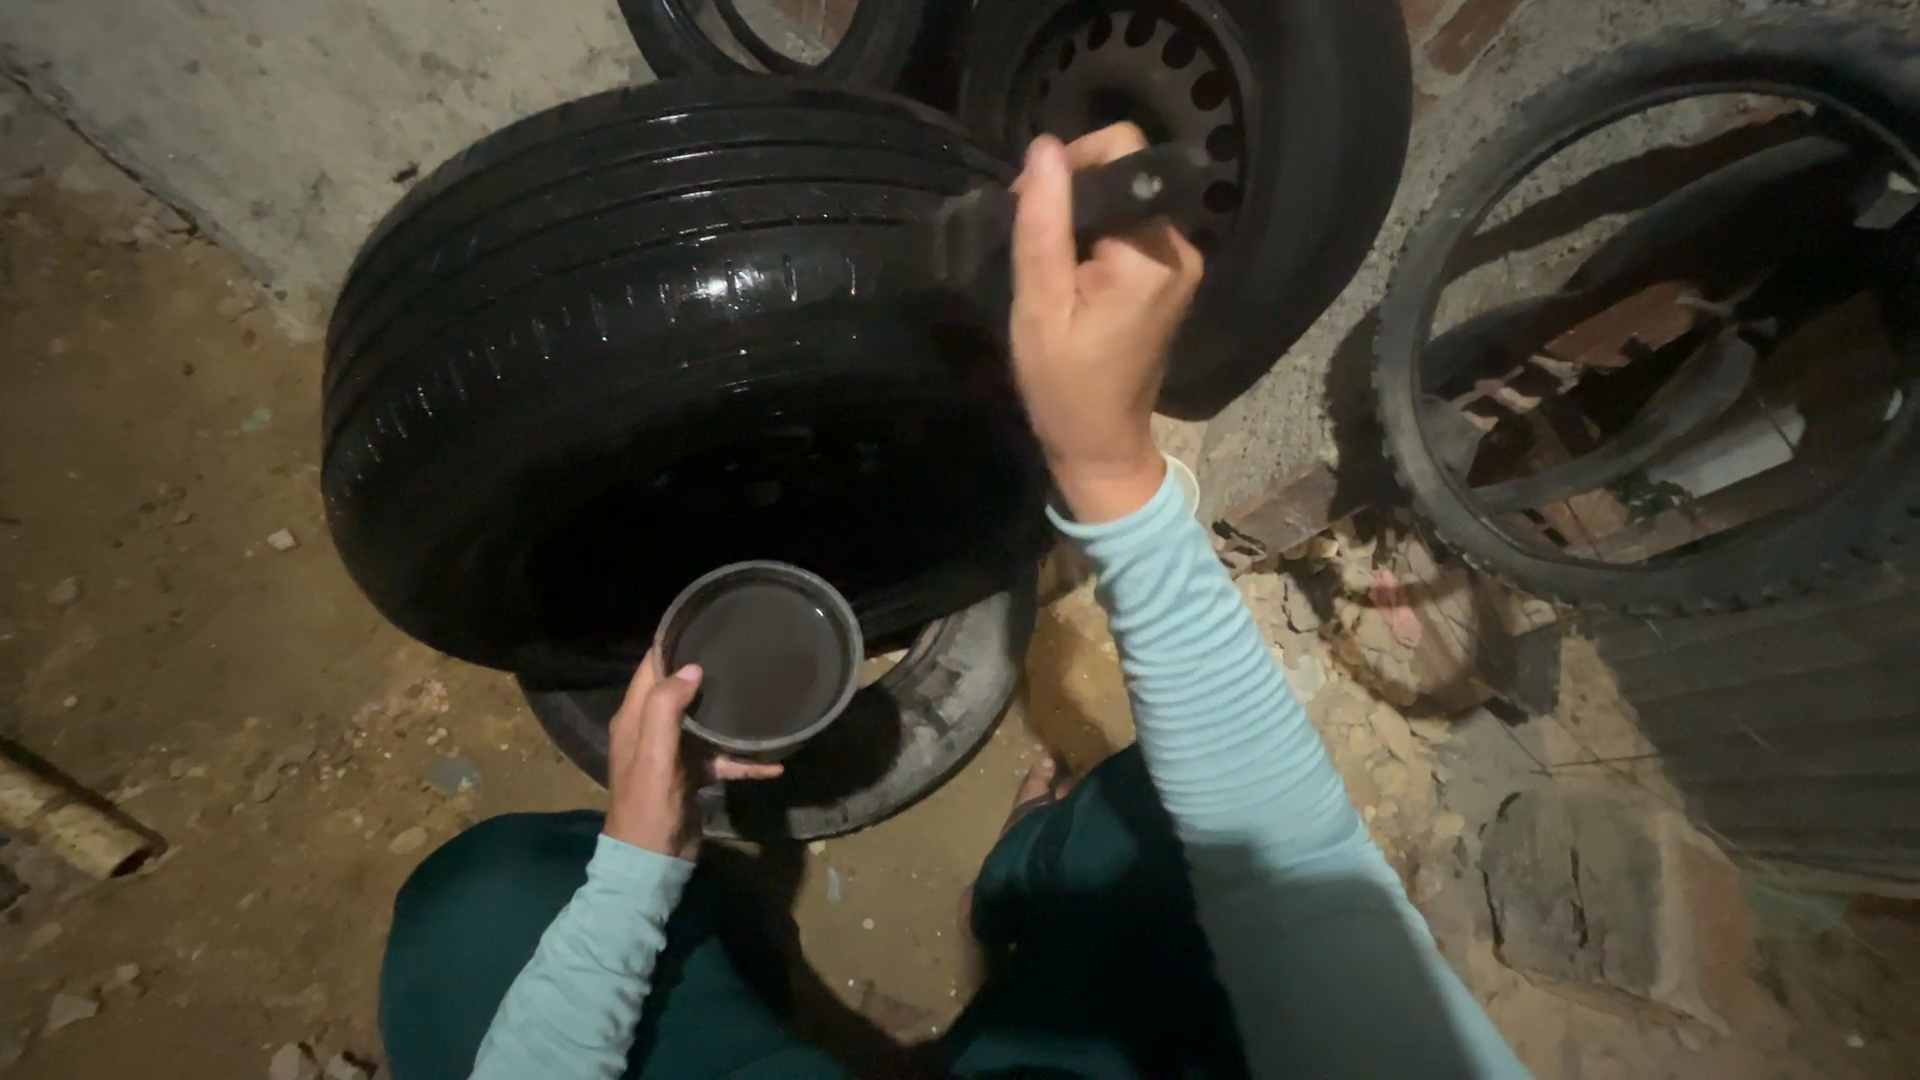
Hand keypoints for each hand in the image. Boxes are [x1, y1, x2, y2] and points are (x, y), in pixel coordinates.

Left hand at [603, 650, 781, 859]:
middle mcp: (652, 730)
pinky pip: (722, 758)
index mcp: (635, 718)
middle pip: (680, 689)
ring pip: (705, 722)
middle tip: (742, 652)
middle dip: (707, 670)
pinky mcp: (692, 775)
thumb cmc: (648, 804)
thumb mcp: (654, 753)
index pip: (651, 667)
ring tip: (760, 695)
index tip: (705, 623)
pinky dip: (744, 759)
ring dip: (730, 714)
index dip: (672, 643)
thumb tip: (694, 668)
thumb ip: (667, 707)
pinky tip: (773, 762)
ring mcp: (674, 753)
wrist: (651, 864)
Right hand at [1010, 124, 1204, 523]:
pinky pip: (1131, 236)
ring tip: (1049, 270)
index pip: (1123, 155)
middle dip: (1073, 199)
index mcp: (1152, 254)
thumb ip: (1042, 226)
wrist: (1101, 445)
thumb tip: (1043, 147)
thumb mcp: (1040, 307)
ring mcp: (1181, 267)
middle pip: (1125, 180)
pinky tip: (1072, 282)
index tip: (1031, 207)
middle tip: (1033, 245)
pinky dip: (1097, 245)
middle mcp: (1180, 250)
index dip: (1071, 165)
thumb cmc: (1064, 387)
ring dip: (1081, 224)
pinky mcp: (1172, 282)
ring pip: (1125, 207)